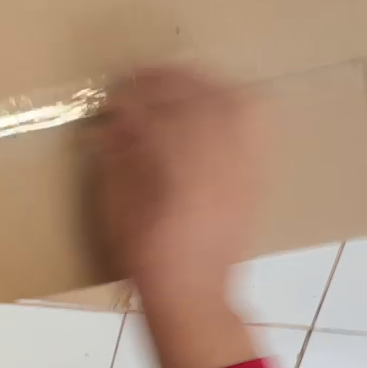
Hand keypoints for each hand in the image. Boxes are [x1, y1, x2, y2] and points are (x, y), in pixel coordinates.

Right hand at [94, 66, 259, 367]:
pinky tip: (216, 101)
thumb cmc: (144, 258)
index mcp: (172, 174)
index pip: (152, 116)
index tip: (112, 92)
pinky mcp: (256, 173)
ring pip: (232, 104)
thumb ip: (116, 165)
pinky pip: (254, 123)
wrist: (194, 292)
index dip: (131, 98)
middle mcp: (215, 163)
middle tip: (140, 76)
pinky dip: (234, 102)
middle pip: (196, 100)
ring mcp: (241, 166)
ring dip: (203, 83)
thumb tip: (110, 126)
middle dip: (166, 80)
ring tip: (178, 80)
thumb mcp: (116, 213)